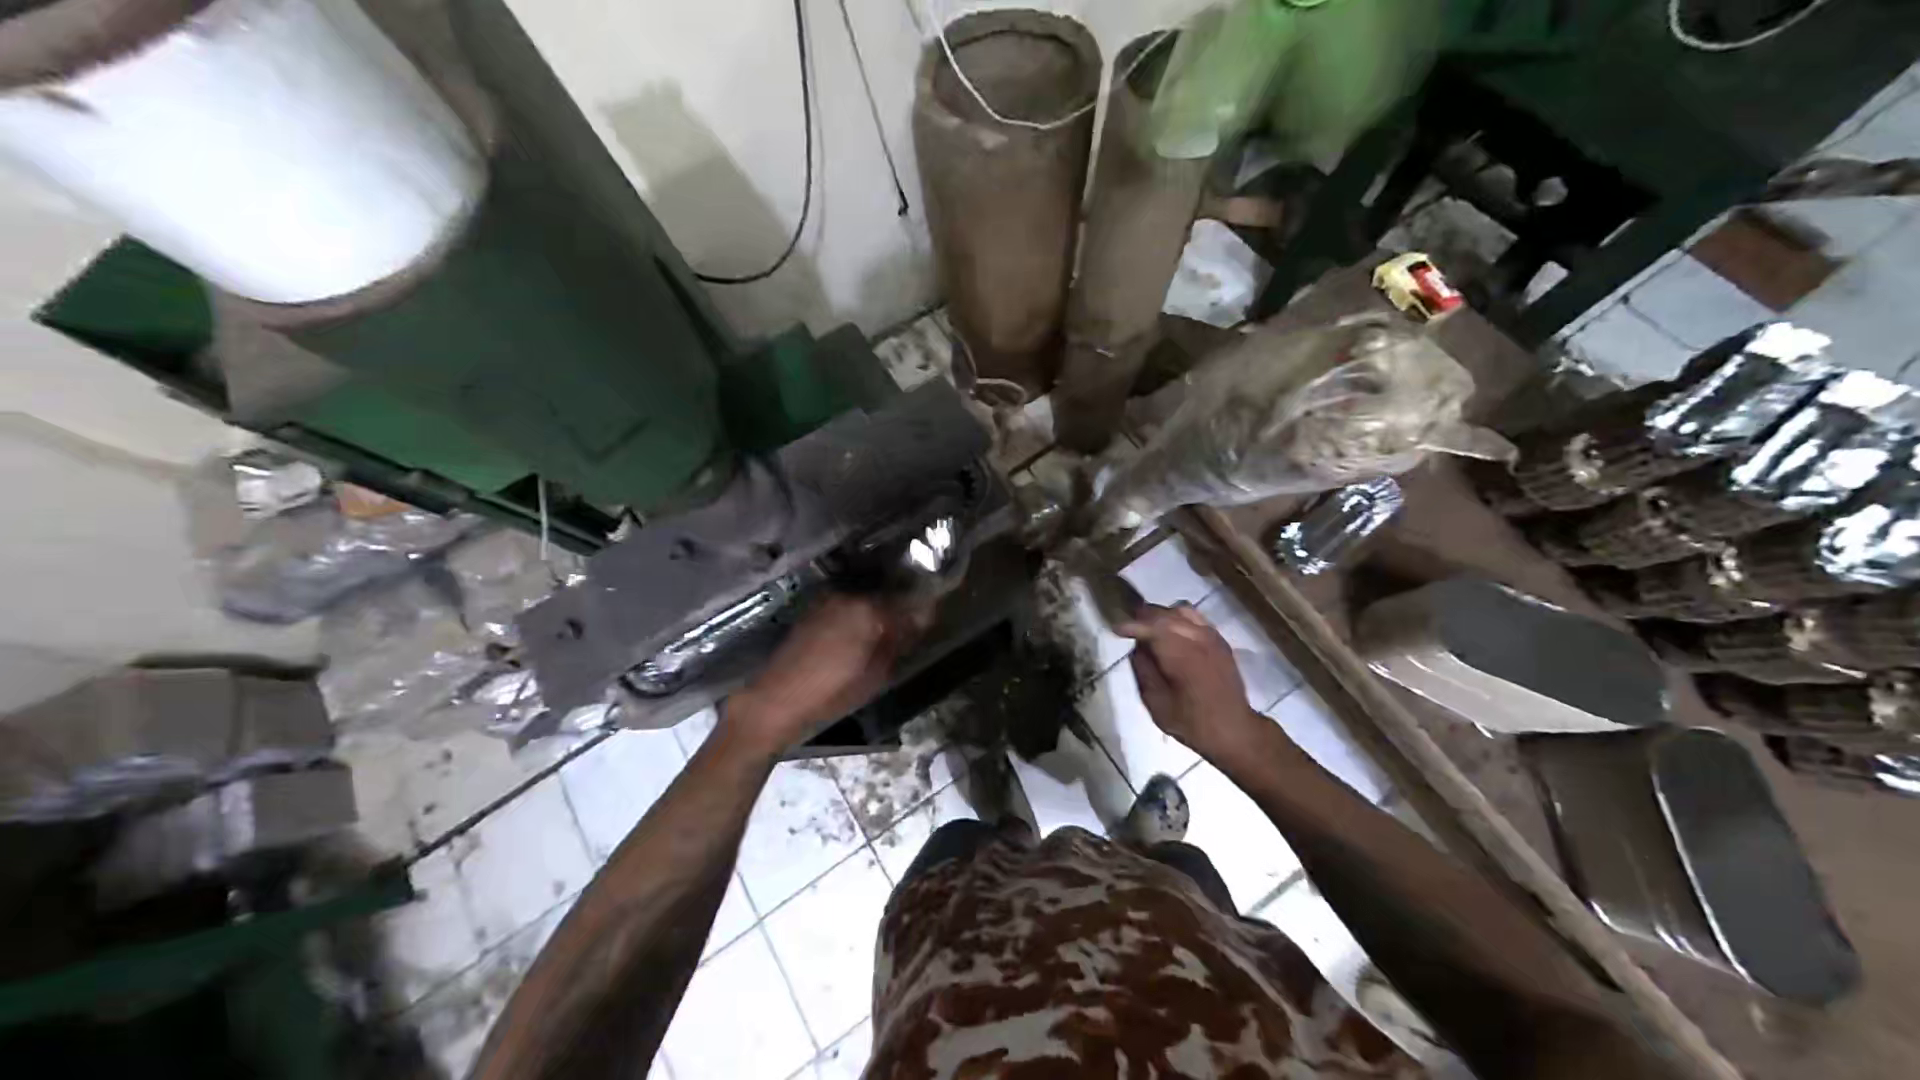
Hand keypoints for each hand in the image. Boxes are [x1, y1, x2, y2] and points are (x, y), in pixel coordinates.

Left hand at [721, 593, 927, 757]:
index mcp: (869, 611)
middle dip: (899, 609)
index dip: (922, 611)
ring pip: (864, 600)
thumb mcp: (876, 674)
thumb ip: (898, 642)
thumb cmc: (832, 693)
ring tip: (884, 634)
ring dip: (877, 611)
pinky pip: (845, 606)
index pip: (908, 601)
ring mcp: (828, 601)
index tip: (930, 620)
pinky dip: (856, 615)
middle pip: (885, 596)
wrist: (777, 700)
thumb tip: (916, 624)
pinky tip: (858, 635)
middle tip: (908, 629)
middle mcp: (849, 597)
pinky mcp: (813, 610)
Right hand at [1118, 603, 1267, 763]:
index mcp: (1180, 653)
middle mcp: (1197, 638)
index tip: (1116, 629)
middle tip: (1129, 627)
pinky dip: (1179, 618)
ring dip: (1162, 615)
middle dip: (1144, 617)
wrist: (1233, 729)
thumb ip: (1143, 669)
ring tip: (1150, 626)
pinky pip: (1196, 618)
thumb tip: (1138, 647)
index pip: (1151, 627)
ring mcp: (1211, 637)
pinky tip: (1172, 630)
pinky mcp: (1220, 641)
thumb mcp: (1156, 701)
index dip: (1131, 625)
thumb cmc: (1191, 721)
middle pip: (1165, 614)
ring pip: (1181, 610)